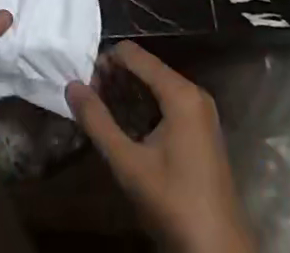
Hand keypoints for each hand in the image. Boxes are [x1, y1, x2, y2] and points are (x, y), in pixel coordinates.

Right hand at [67, 42, 255, 252]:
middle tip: (88, 99)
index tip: (83, 82)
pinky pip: (168, 102)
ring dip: (128, 93)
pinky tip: (126, 125)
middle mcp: (194, 92)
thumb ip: (98, 122)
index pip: (135, 55)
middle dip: (115, 78)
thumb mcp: (128, 163)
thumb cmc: (173, 201)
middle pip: (147, 68)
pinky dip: (144, 106)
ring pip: (157, 86)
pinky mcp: (201, 129)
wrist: (218, 248)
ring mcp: (201, 111)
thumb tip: (72, 86)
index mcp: (181, 93)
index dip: (106, 62)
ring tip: (101, 111)